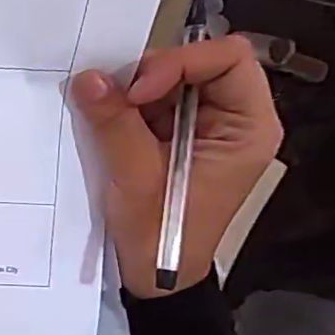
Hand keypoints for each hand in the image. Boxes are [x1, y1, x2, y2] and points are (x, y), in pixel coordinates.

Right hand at [72, 35, 281, 297]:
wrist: (152, 274)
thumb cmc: (160, 234)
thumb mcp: (135, 178)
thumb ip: (115, 124)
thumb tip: (88, 77)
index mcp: (246, 128)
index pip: (228, 60)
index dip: (181, 64)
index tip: (137, 92)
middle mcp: (231, 120)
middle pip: (198, 65)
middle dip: (150, 77)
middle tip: (114, 101)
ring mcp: (202, 128)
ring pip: (169, 82)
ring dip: (132, 92)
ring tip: (106, 115)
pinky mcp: (174, 137)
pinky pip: (151, 103)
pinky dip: (125, 106)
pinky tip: (107, 123)